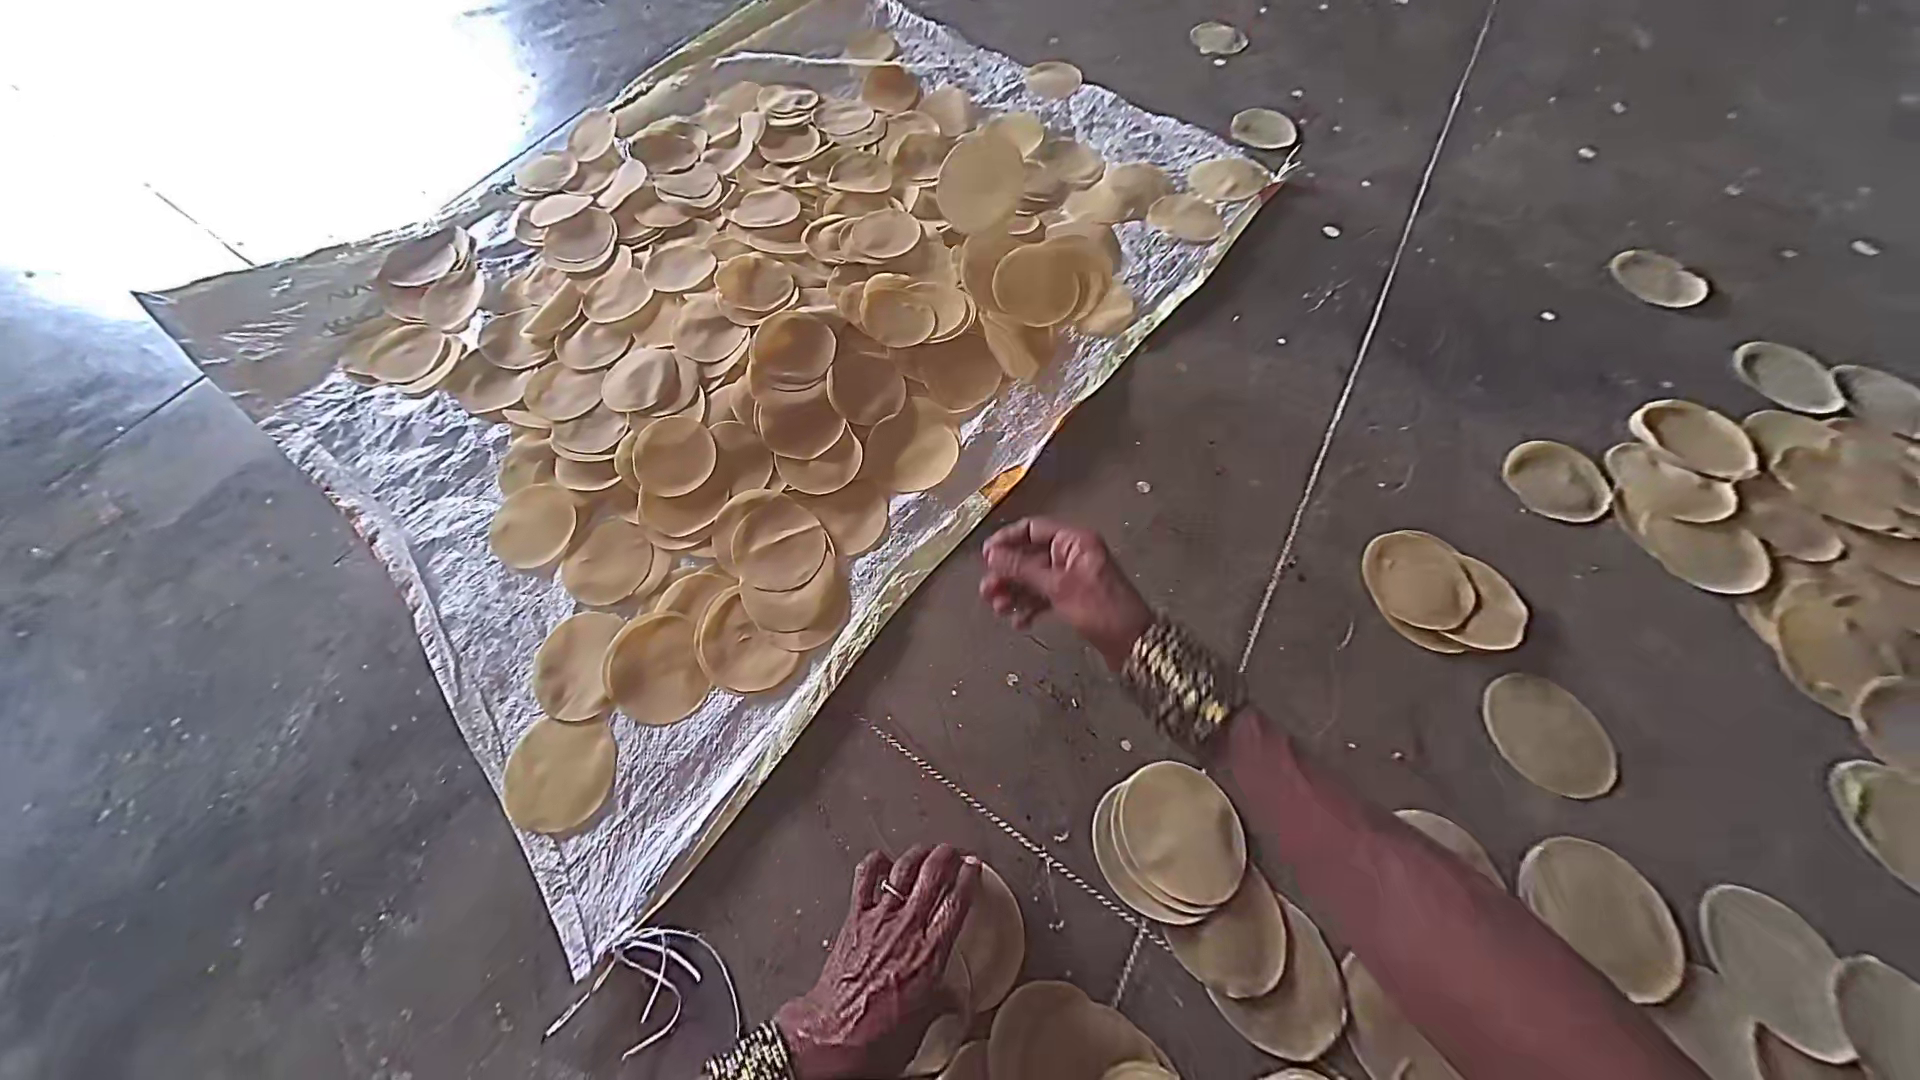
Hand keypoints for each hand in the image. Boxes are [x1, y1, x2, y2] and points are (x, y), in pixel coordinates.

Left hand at [774, 845, 980, 1079]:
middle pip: (935, 872)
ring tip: (927, 849)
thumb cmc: (875, 1038)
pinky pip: (866, 875)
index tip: (974, 868)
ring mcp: (881, 917)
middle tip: (954, 851)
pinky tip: (884, 859)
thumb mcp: (923, 1022)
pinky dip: (876, 861)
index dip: (970, 877)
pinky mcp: (856, 915)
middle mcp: (908, 927)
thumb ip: (943, 1001)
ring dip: (919, 853)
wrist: (833, 1037)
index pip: (958, 901)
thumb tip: (955, 1000)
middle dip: (948, 855)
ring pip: (905, 867)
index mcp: (930, 952)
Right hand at [979, 518, 1152, 669]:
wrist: (1132, 643)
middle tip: (986, 591)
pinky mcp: (1072, 597)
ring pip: (1033, 578)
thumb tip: (993, 554)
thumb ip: (1022, 568)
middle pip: (1029, 556)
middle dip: (1006, 573)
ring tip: (998, 609)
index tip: (986, 556)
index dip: (1007, 540)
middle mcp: (1072, 554)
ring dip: (1014, 592)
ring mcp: (1072, 577)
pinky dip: (1029, 606)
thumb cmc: (1101, 610)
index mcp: (1074, 541)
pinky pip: (1043, 595)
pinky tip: (1020, 621)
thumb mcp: (1057, 586)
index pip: (1032, 529)